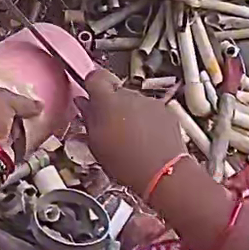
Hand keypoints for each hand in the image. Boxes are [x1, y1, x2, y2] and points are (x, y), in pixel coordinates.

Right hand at [80, 69, 187, 192]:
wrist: (163, 173)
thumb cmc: (128, 162)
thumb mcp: (96, 144)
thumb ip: (88, 118)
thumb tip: (83, 105)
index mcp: (107, 100)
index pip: (95, 76)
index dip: (91, 84)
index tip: (90, 96)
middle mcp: (130, 96)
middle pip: (115, 90)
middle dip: (111, 104)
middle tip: (107, 126)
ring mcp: (149, 102)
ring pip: (134, 101)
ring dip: (129, 113)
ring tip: (127, 137)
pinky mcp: (165, 111)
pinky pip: (150, 110)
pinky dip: (146, 120)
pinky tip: (143, 139)